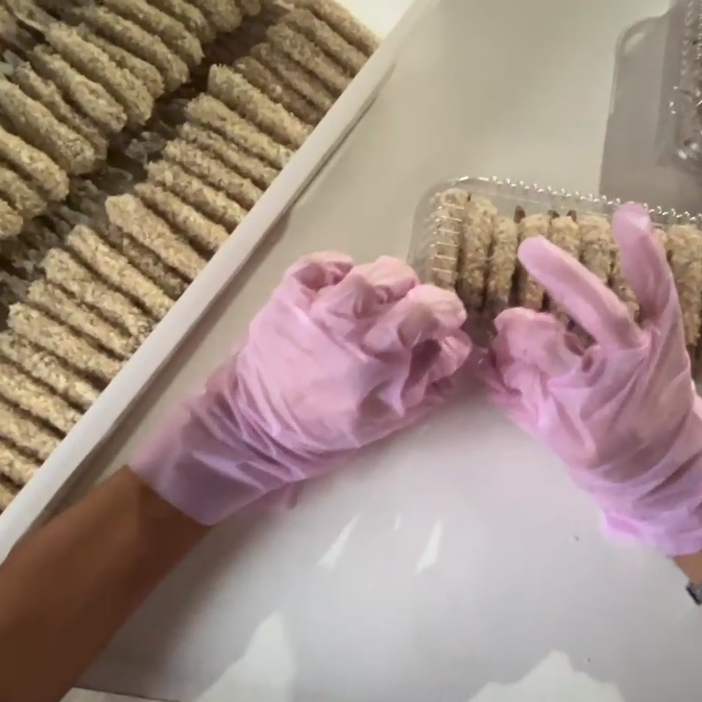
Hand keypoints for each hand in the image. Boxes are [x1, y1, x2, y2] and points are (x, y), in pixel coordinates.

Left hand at [132, 253, 471, 523]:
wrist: (249, 431)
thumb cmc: (320, 437)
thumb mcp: (383, 425)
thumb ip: (423, 391)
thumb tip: (452, 354)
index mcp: (389, 379)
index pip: (444, 339)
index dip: (452, 329)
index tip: (447, 331)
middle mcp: (362, 343)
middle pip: (418, 302)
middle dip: (433, 301)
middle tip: (423, 306)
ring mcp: (324, 315)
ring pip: (374, 276)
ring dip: (392, 278)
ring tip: (388, 288)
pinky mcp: (291, 298)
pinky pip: (321, 265)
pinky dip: (337, 264)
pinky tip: (342, 277)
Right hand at [482, 204, 701, 555]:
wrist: (663, 468)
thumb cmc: (598, 452)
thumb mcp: (553, 430)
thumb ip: (522, 387)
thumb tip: (489, 351)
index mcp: (588, 398)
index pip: (551, 353)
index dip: (525, 332)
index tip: (503, 323)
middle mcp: (626, 369)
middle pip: (601, 318)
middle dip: (567, 281)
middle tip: (531, 250)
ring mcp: (655, 349)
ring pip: (646, 301)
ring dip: (635, 257)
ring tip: (624, 217)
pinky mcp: (669, 334)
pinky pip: (661, 293)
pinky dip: (651, 258)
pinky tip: (635, 218)